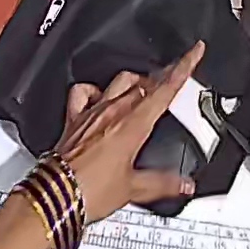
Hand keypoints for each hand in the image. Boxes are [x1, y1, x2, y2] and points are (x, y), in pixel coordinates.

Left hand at [56, 43, 203, 221]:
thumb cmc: (90, 191)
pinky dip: (94, 89)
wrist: (55, 197)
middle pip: (146, 82)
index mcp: (134, 123)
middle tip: (174, 80)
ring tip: (144, 87)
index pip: (166, 87)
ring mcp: (94, 110)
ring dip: (135, 82)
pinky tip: (100, 94)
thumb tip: (183, 184)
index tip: (195, 51)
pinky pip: (84, 91)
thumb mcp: (133, 189)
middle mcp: (115, 110)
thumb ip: (162, 182)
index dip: (184, 66)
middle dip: (163, 78)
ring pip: (120, 81)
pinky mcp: (75, 117)